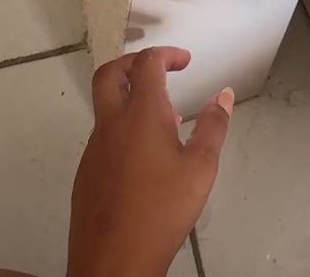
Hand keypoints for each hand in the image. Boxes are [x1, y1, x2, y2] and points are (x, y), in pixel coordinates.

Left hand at [68, 48, 233, 276]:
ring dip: (131, 100)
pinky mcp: (85, 174)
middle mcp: (111, 125)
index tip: (185, 61)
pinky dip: (123, 129)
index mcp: (141, 116)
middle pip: (110, 74)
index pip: (147, 63)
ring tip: (165, 123)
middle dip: (134, 62)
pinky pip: (103, 137)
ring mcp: (93, 150)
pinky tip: (146, 159)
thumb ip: (213, 127)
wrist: (112, 265)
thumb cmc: (162, 212)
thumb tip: (224, 95)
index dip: (167, 54)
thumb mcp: (201, 168)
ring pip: (105, 107)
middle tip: (160, 71)